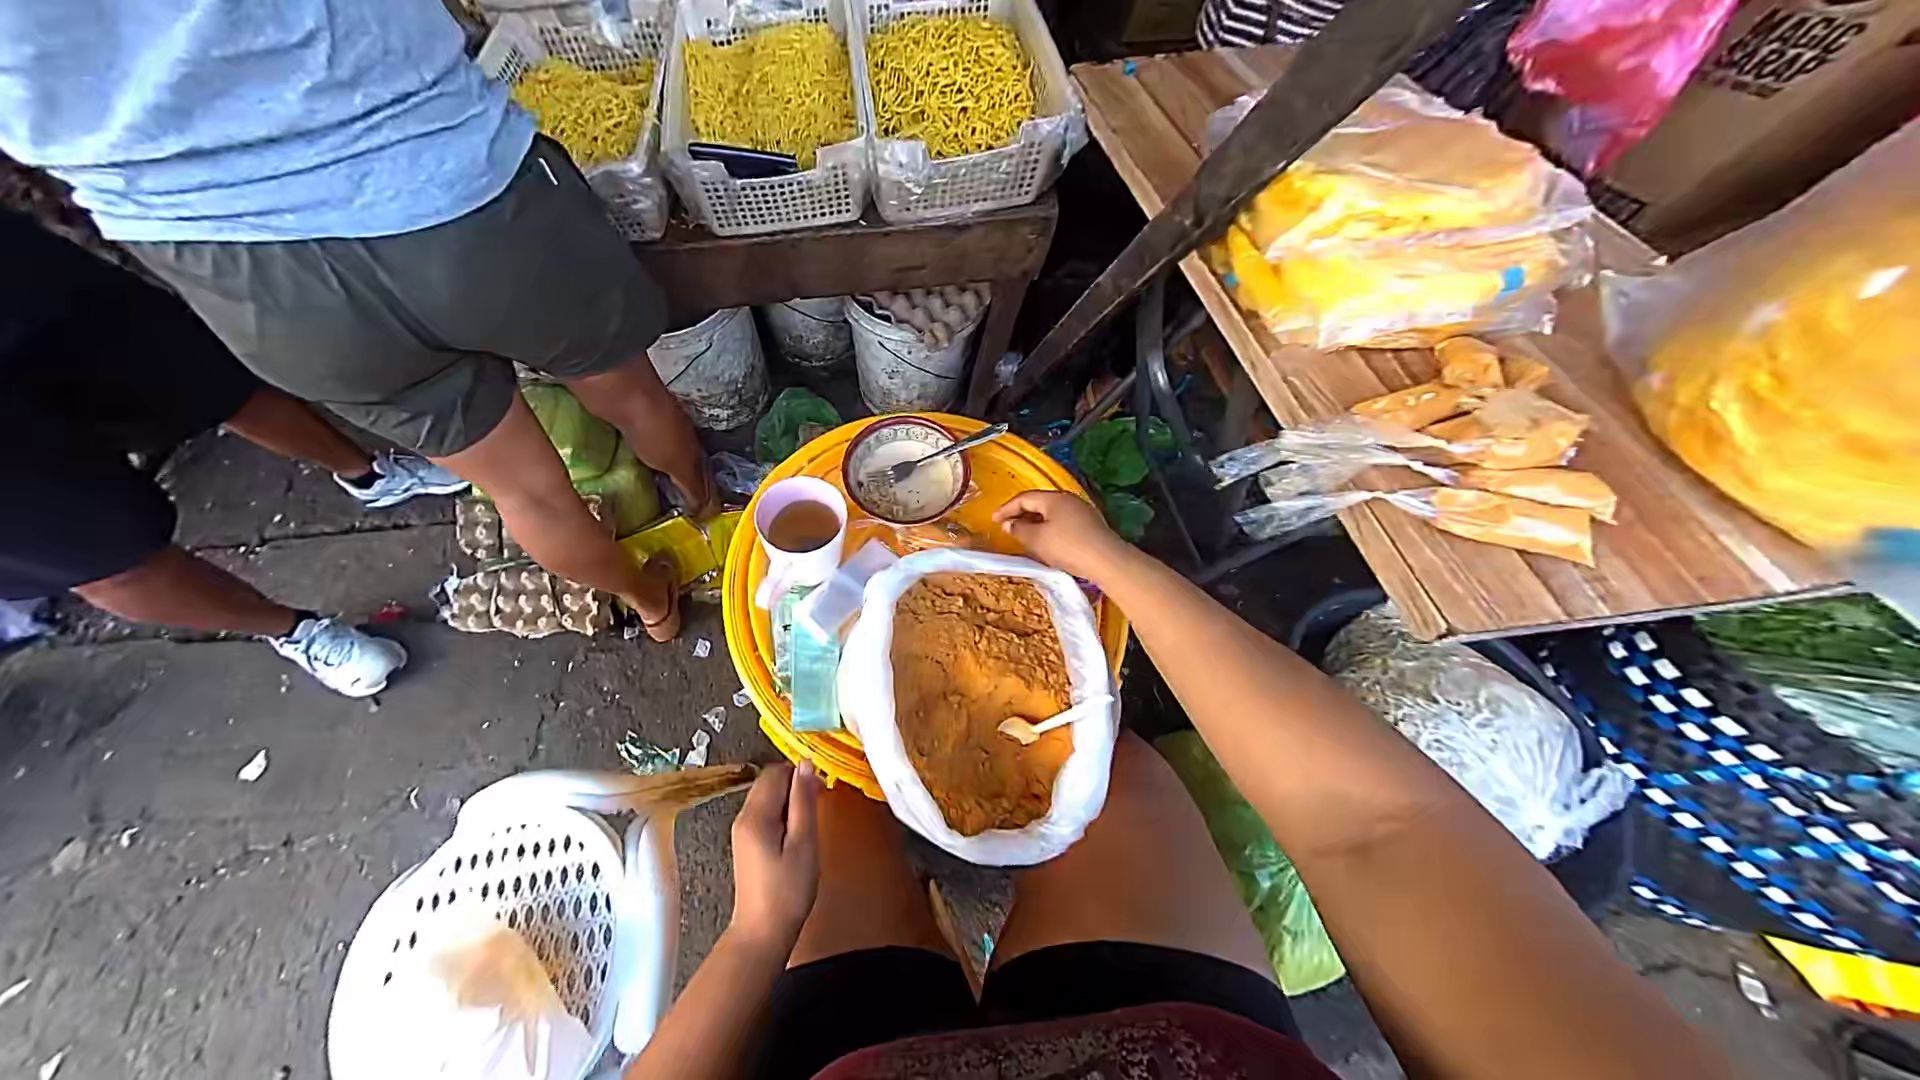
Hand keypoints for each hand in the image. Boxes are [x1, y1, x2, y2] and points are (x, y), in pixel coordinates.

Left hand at [728, 763, 820, 949]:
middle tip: (818, 801)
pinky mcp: (747, 842)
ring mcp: (742, 831)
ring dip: (790, 798)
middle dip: (795, 783)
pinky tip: (797, 832)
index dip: (799, 772)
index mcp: (755, 815)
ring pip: (767, 795)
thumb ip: (804, 800)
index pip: (775, 772)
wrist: (762, 933)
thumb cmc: (787, 891)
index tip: (820, 786)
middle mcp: (743, 818)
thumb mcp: (804, 842)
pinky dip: (783, 812)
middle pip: (769, 781)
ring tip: (810, 820)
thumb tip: (806, 765)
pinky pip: (765, 812)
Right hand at [993, 490, 1134, 582]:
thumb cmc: (1068, 547)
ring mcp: (1081, 510)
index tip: (994, 519)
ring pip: (1052, 512)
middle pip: (1039, 502)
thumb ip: (1019, 530)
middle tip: (1008, 526)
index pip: (1024, 498)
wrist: (1106, 560)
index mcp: (1053, 498)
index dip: (1007, 508)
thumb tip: (1009, 524)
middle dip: (1021, 514)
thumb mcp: (1037, 540)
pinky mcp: (1090, 524)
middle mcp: (1068, 499)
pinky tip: (1047, 541)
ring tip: (1025, 534)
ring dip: (1036, 521)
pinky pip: (1063, 521)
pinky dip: (1049, 527)